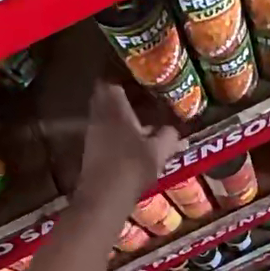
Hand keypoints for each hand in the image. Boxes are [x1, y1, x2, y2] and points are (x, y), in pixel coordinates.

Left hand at [76, 81, 181, 209]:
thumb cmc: (131, 167)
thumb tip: (176, 127)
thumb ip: (169, 134)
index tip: (140, 71)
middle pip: (107, 93)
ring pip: (107, 111)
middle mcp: (99, 114)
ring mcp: (93, 132)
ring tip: (146, 112)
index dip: (123, 72)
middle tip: (146, 90)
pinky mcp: (93, 148)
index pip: (111, 77)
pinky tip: (138, 135)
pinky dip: (120, 125)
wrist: (103, 199)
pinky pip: (107, 127)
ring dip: (123, 109)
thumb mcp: (159, 149)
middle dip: (125, 90)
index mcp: (114, 107)